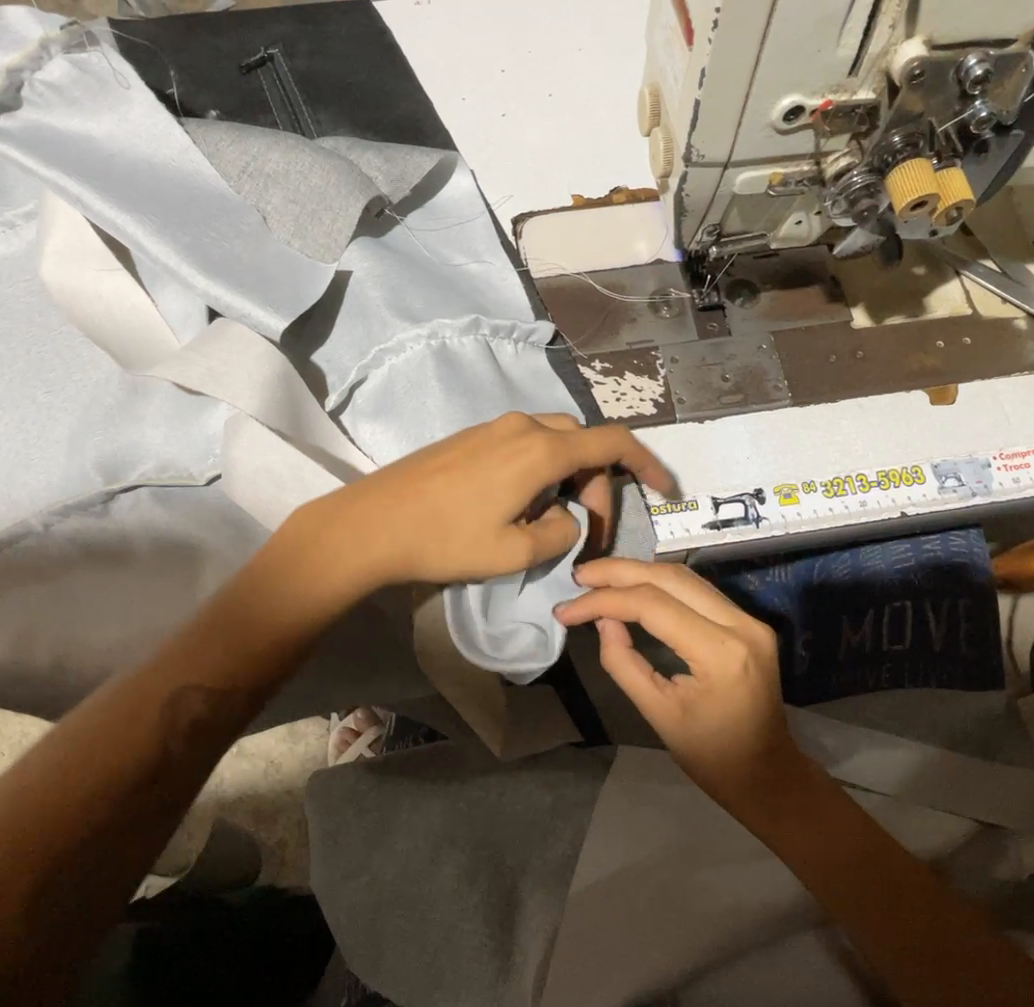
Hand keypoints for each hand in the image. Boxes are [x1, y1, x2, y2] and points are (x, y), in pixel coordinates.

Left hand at [295, 413, 676, 589]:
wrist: (370, 525)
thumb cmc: (445, 541)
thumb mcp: (515, 553)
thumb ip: (561, 533)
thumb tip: (567, 519)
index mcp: (541, 450)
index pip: (612, 443)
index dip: (646, 463)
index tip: (663, 488)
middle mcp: (522, 427)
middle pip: (583, 441)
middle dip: (600, 482)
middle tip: (592, 529)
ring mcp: (492, 428)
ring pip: (553, 441)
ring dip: (569, 476)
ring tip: (557, 519)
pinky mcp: (469, 438)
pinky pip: (524, 444)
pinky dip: (541, 470)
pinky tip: (520, 506)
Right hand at [554, 558, 809, 806]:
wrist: (766, 773)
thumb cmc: (711, 756)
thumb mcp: (658, 714)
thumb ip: (624, 663)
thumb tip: (603, 622)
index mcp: (720, 652)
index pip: (652, 605)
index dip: (604, 601)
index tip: (567, 610)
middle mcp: (741, 624)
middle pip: (670, 578)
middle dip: (618, 573)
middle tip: (578, 576)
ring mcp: (750, 620)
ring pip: (685, 578)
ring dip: (638, 573)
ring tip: (597, 579)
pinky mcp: (749, 623)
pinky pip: (698, 592)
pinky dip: (660, 586)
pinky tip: (632, 589)